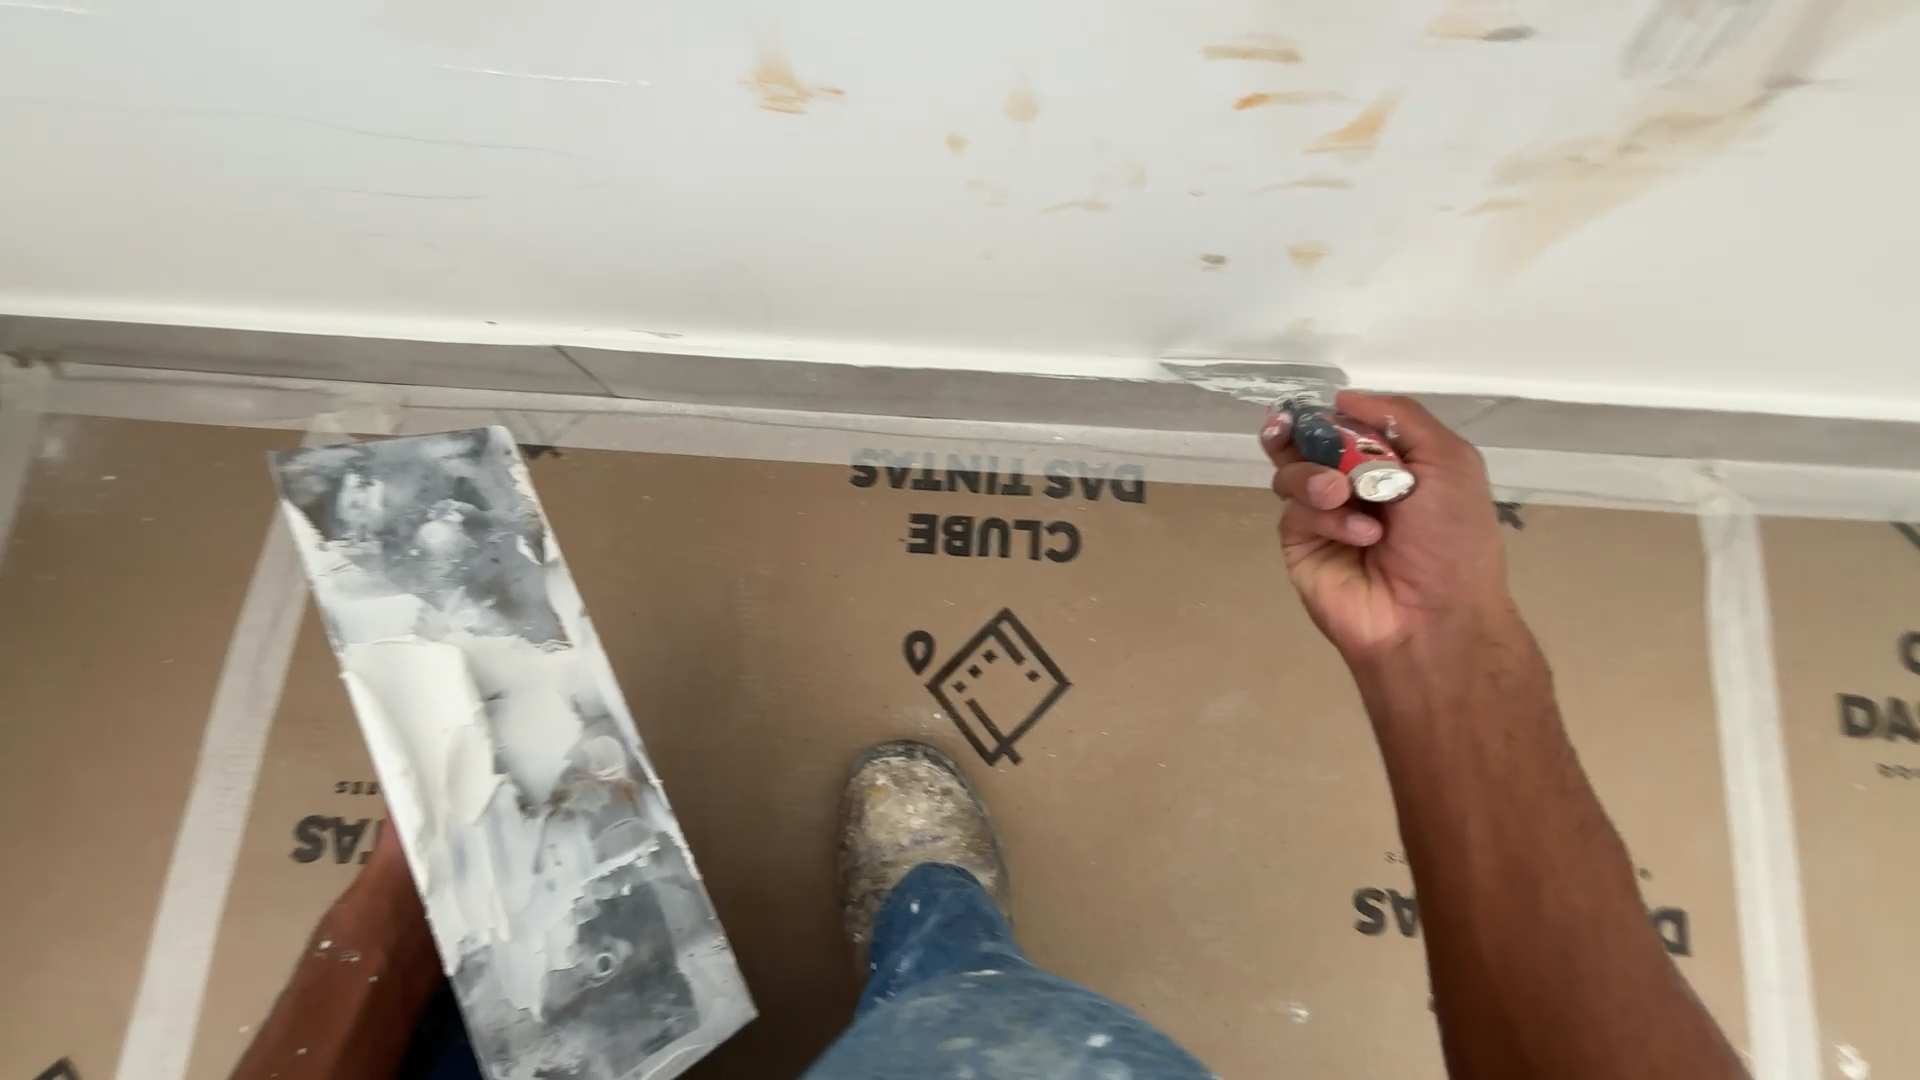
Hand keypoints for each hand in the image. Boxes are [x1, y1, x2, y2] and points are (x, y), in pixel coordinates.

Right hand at [1261, 391, 1511, 660]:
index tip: (1304, 407)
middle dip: (1292, 434)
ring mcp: (1321, 518)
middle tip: (1283, 427)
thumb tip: (1343, 398)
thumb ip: (1401, 418)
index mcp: (1389, 464)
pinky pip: (1295, 514)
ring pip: (1291, 475)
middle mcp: (1349, 487)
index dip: (1322, 414)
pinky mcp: (1300, 546)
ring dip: (1314, 477)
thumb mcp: (1450, 462)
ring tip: (1341, 495)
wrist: (1434, 614)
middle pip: (1303, 447)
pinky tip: (1360, 536)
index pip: (1343, 426)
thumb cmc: (1453, 539)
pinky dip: (1326, 518)